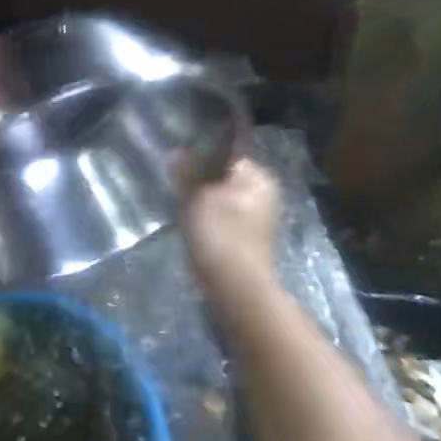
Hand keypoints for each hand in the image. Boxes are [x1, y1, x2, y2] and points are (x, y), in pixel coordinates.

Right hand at [182, 158, 281, 292]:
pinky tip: (192, 227)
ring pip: (221, 199)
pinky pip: (222, 219)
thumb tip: (176, 152)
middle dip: (201, 181)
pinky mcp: (246, 240)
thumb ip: (187, 172)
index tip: (178, 165)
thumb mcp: (198, 197)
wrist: (236, 288)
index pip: (226, 153)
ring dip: (202, 202)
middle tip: (176, 186)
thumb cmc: (221, 234)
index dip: (200, 156)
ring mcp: (257, 219)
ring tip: (181, 207)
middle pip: (223, 177)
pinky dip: (207, 220)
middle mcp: (264, 194)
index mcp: (259, 178)